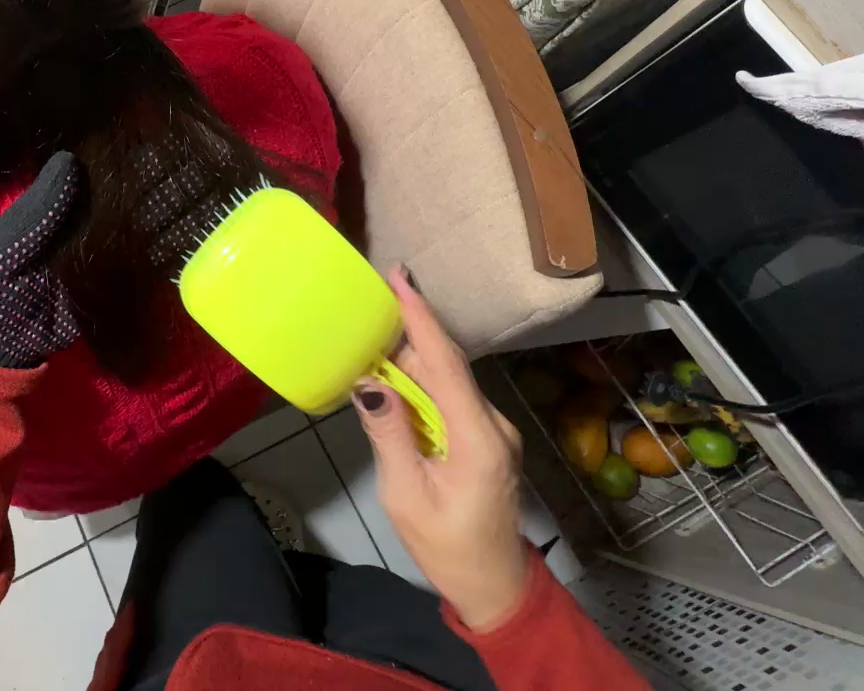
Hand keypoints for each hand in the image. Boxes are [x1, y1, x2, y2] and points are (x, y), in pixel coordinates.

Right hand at [355, 267, 528, 631]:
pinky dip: (420, 379)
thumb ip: (388, 434)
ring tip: (370, 334)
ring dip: (410, 356)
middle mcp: (492, 423)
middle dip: (409, 330)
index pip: (447, 363)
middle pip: (446, 363)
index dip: (421, 317)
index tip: (400, 278)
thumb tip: (368, 382)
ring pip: (447, 376)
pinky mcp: (484, 435)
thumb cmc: (447, 547)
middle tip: (368, 302)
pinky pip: (449, 394)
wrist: (496, 585)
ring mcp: (492, 428)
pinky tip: (392, 375)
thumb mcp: (406, 496)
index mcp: (478, 438)